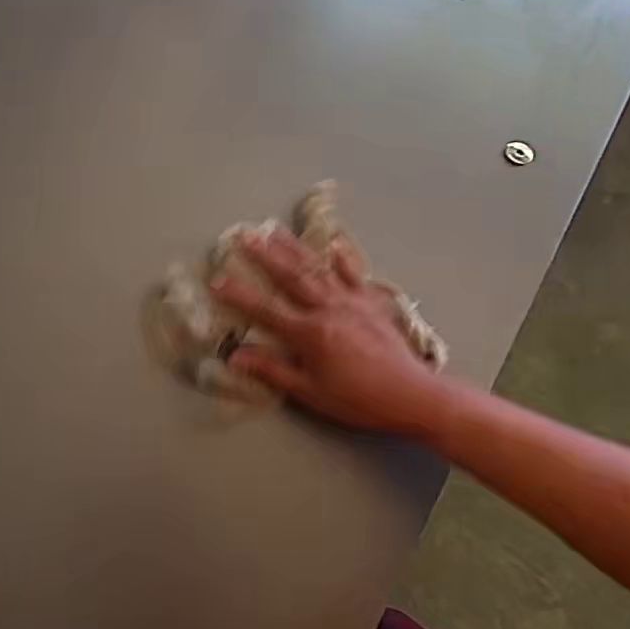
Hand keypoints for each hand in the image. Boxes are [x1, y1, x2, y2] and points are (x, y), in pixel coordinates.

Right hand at [210, 227, 453, 431]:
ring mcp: (352, 301)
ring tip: (276, 230)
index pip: (265, 310)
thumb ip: (273, 370)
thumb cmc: (358, 399)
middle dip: (265, 255)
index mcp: (309, 333)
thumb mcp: (311, 392)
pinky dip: (343, 257)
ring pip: (318, 268)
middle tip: (245, 235)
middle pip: (291, 276)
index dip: (238, 295)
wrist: (413, 394)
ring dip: (295, 247)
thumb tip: (236, 356)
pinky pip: (355, 273)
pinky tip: (334, 244)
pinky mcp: (372, 302)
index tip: (216, 280)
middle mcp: (328, 309)